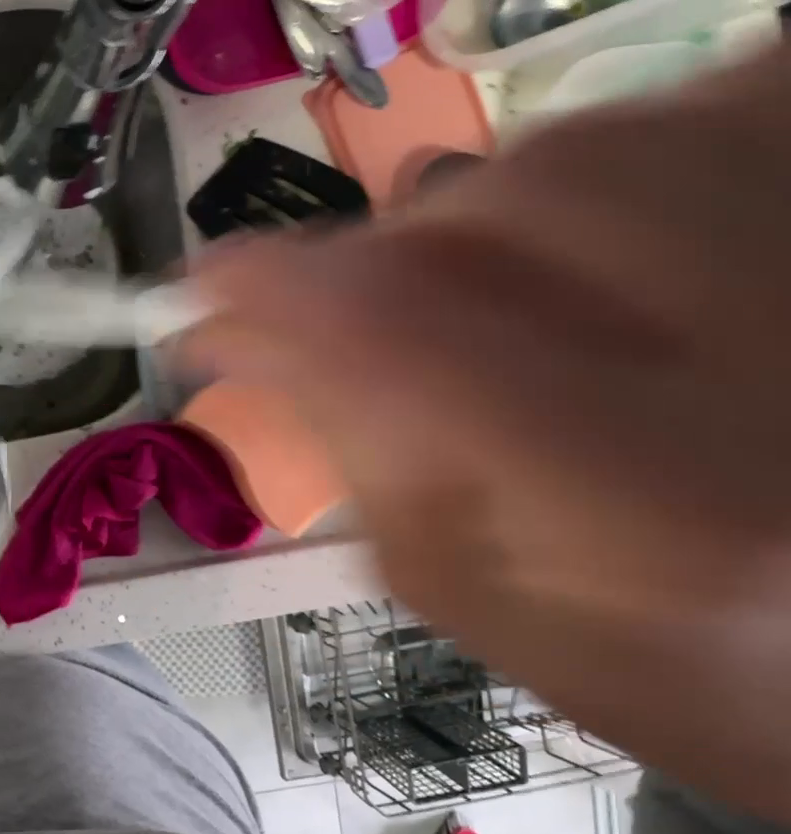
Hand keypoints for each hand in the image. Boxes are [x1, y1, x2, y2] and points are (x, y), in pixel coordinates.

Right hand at [186, 49, 790, 826]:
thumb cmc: (644, 643)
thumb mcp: (463, 585)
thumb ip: (352, 459)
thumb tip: (244, 341)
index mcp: (638, 509)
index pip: (398, 333)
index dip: (269, 290)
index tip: (194, 292)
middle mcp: (769, 360)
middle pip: (484, 213)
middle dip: (372, 258)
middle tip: (339, 316)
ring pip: (581, 145)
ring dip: (473, 217)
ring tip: (475, 295)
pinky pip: (716, 95)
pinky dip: (615, 151)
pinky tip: (601, 237)